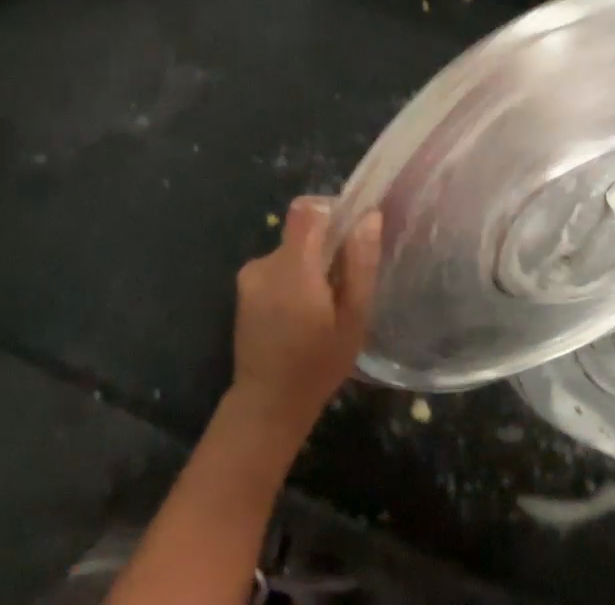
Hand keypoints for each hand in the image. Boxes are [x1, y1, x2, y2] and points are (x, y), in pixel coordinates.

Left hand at [228, 196, 380, 433]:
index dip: (332, 212)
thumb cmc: (318, 364)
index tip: (352, 237)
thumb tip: (369, 217)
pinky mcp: (244, 290)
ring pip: (291, 250)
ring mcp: (249, 277)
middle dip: (326, 247)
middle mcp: (264, 263)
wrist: (267, 404)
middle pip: (301, 231)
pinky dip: (295, 279)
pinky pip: (278, 267)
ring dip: (310, 265)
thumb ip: (360, 264)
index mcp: (292, 268)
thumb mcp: (354, 318)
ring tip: (326, 305)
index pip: (307, 209)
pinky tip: (305, 313)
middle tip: (346, 284)